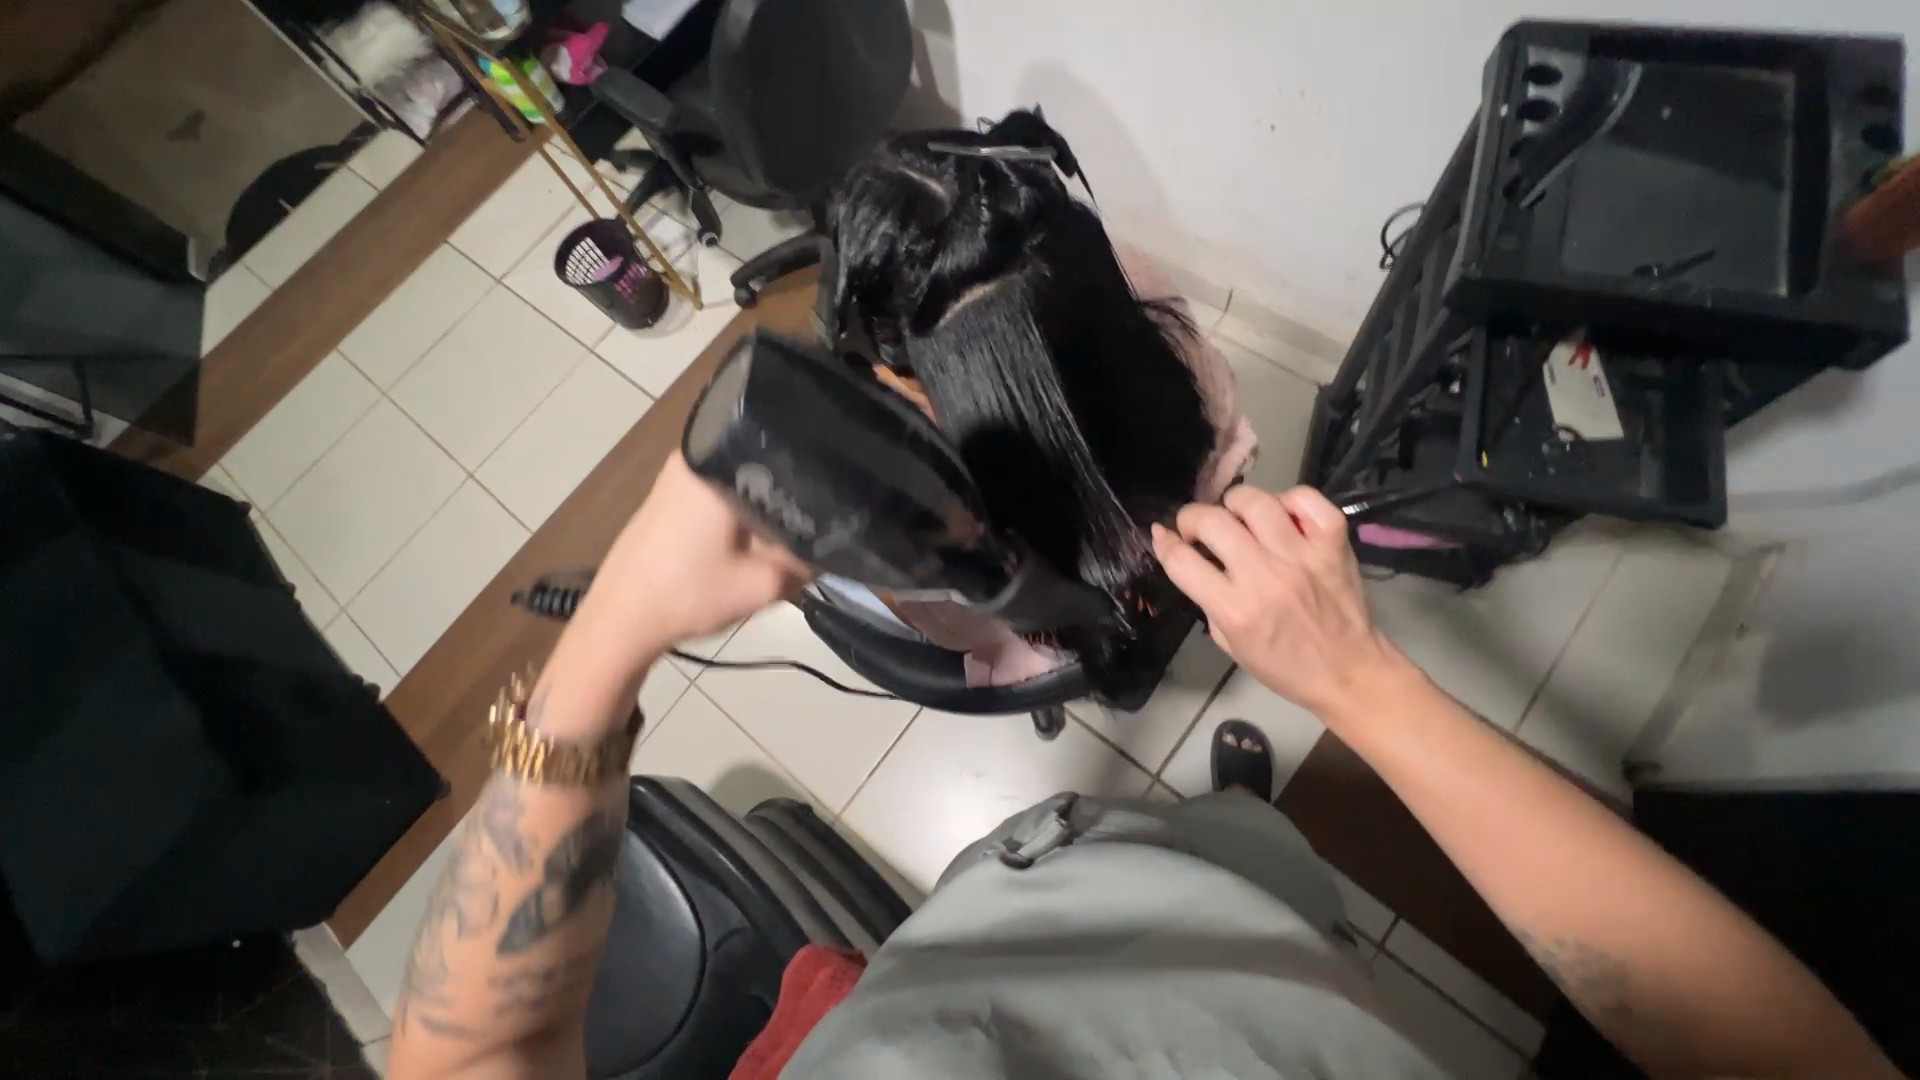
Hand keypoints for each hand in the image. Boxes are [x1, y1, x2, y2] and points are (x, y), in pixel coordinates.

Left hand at [579, 451, 812, 658]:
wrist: (618, 625)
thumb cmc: (688, 595)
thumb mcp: (763, 585)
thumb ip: (808, 562)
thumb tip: (832, 550)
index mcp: (716, 463)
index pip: (786, 463)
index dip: (815, 493)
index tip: (832, 522)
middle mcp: (693, 459)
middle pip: (764, 477)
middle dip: (788, 510)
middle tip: (807, 542)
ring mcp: (676, 479)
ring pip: (743, 492)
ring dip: (762, 521)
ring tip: (779, 549)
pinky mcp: (667, 502)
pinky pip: (720, 502)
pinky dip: (739, 524)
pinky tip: (745, 552)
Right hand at [1151, 485, 1414, 719]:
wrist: (1349, 671)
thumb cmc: (1283, 665)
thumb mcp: (1228, 642)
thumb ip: (1207, 599)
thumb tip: (1188, 557)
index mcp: (1235, 609)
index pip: (1181, 560)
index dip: (1163, 542)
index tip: (1162, 536)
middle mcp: (1265, 576)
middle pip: (1211, 521)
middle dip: (1192, 518)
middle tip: (1198, 529)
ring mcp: (1301, 556)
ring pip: (1254, 501)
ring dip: (1234, 504)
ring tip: (1237, 518)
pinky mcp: (1332, 544)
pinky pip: (1305, 499)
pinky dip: (1287, 499)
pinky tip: (1280, 516)